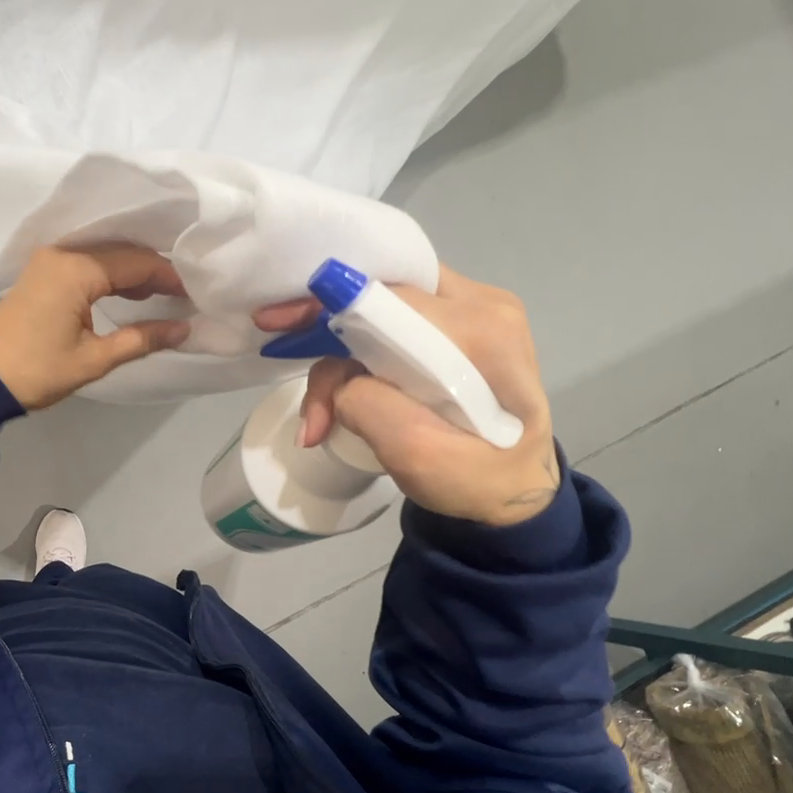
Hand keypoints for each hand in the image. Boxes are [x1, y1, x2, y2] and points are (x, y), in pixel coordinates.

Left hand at [0, 245, 192, 409]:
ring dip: (131, 274)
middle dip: (153, 272)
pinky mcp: (39, 274)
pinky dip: (108, 277)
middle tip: (183, 296)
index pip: (135, 262)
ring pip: (102, 257)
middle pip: (119, 253)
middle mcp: (60, 254)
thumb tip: (184, 329)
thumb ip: (141, 339)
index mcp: (75, 270)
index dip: (169, 277)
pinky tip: (128, 295)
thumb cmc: (37, 372)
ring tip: (161, 298)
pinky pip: (83, 265)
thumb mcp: (94, 359)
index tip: (194, 294)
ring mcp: (47, 261)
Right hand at [264, 265, 558, 526]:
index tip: (280, 322)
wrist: (513, 495)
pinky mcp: (457, 331)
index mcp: (482, 332)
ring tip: (319, 420)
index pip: (394, 297)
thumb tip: (341, 382)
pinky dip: (356, 364)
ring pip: (381, 316)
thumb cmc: (477, 481)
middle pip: (385, 297)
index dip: (333, 305)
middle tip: (279, 345)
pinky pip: (392, 328)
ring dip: (340, 364)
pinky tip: (338, 403)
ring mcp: (472, 315)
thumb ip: (371, 408)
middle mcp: (482, 306)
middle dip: (327, 329)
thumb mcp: (419, 456)